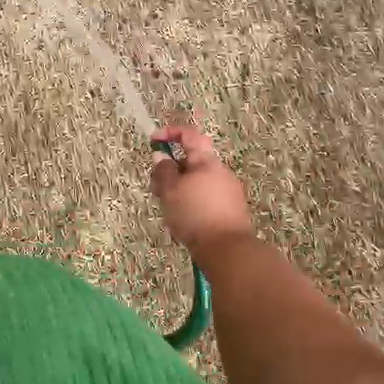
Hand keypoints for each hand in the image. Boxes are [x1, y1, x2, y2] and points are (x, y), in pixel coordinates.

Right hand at [149, 126, 252, 258]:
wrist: (228, 251)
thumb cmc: (194, 213)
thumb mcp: (170, 189)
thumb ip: (163, 170)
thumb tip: (162, 157)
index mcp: (207, 162)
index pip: (189, 135)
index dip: (169, 133)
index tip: (154, 142)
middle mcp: (220, 173)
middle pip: (191, 161)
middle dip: (170, 170)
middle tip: (156, 186)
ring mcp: (228, 193)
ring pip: (196, 181)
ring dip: (178, 188)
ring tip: (166, 207)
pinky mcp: (230, 211)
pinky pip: (204, 197)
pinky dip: (189, 201)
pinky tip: (181, 219)